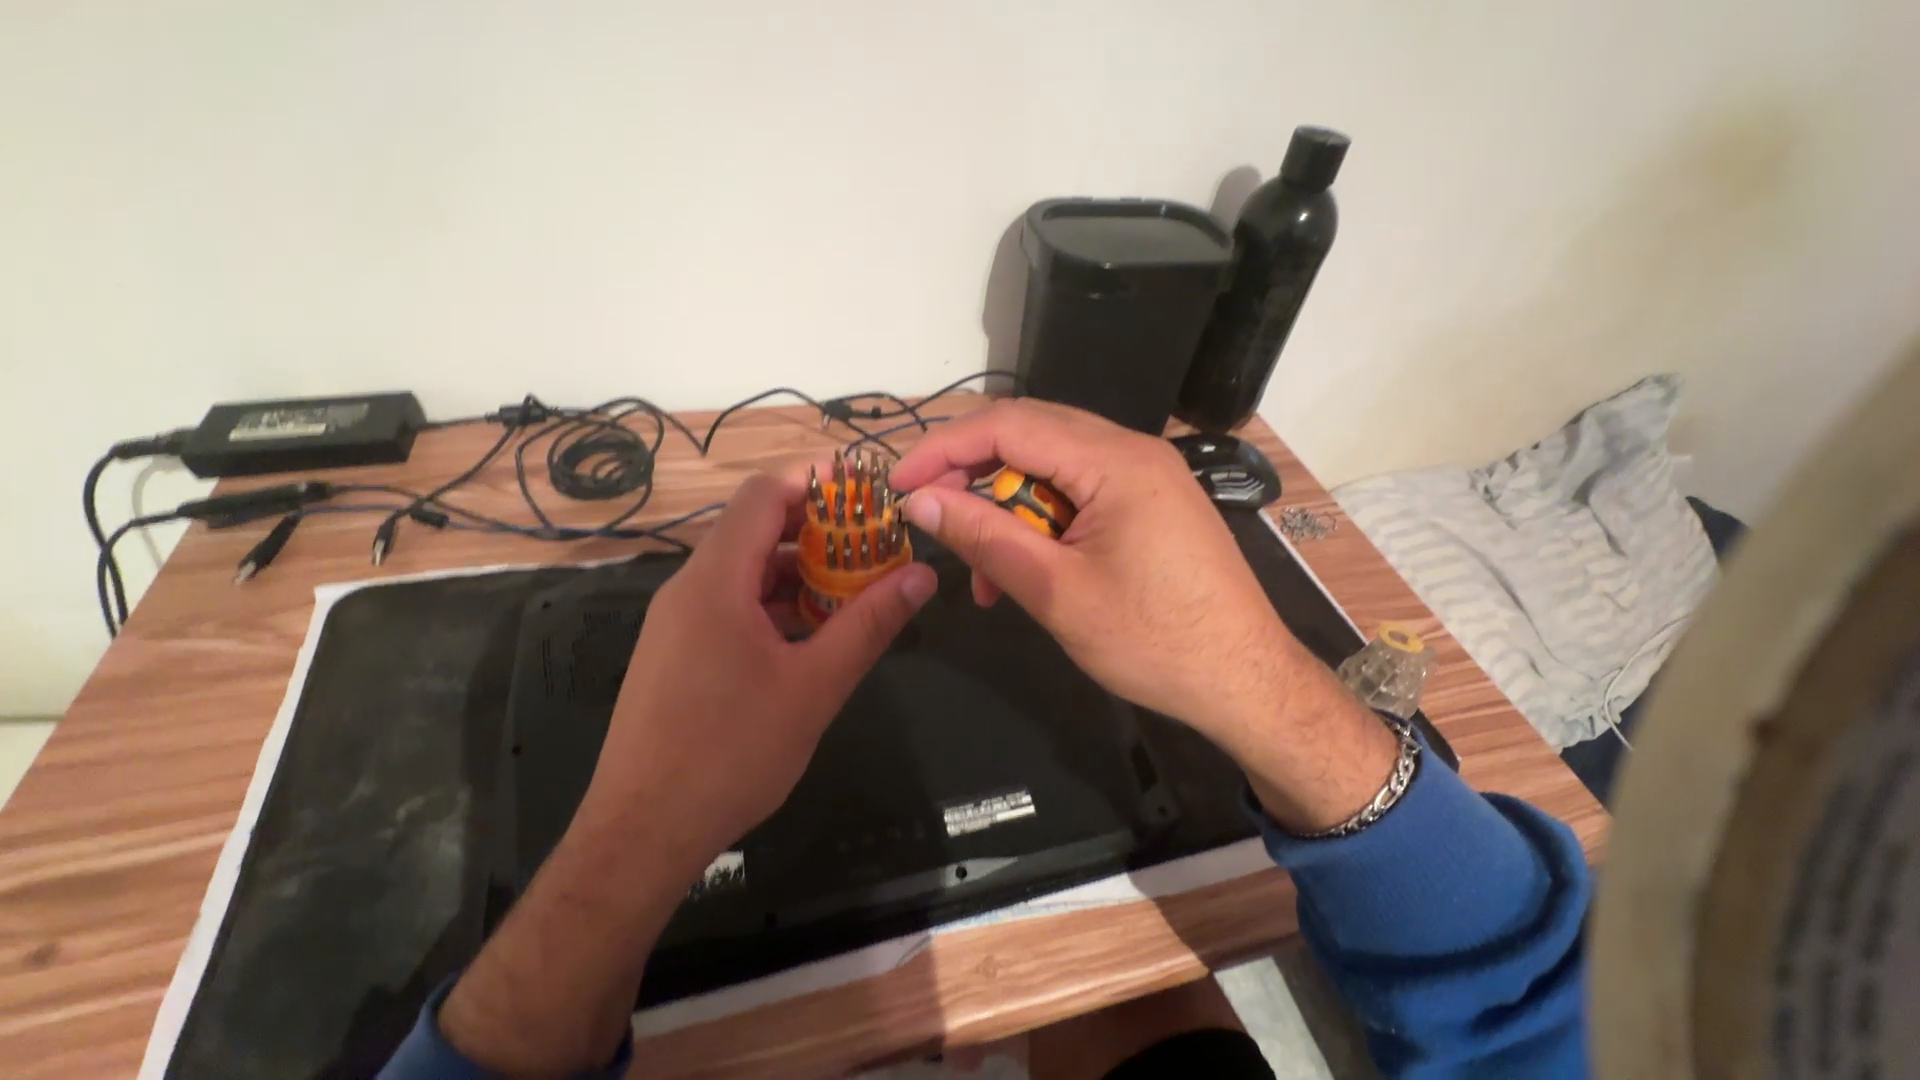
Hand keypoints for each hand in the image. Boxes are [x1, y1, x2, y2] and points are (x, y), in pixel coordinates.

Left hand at [584, 469, 938, 871]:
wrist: (643, 831)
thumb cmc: (731, 753)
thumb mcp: (815, 686)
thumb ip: (869, 624)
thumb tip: (922, 575)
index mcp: (715, 581)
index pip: (763, 494)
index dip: (816, 482)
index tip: (867, 493)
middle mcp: (689, 589)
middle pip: (755, 531)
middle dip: (819, 533)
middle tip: (875, 549)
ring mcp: (677, 624)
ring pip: (745, 574)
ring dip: (800, 575)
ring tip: (855, 596)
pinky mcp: (677, 655)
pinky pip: (731, 608)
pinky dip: (775, 608)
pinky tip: (812, 640)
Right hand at [890, 399, 1396, 832]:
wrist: (1246, 680)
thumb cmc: (1153, 641)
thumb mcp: (1056, 591)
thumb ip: (985, 538)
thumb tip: (920, 502)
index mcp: (1115, 461)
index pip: (1008, 425)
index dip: (943, 449)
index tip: (899, 484)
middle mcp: (1133, 450)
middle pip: (1030, 435)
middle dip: (972, 474)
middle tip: (931, 516)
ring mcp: (1148, 475)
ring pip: (1052, 468)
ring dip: (1007, 510)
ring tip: (983, 573)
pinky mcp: (1152, 503)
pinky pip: (1080, 493)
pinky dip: (1042, 524)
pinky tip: (1026, 573)